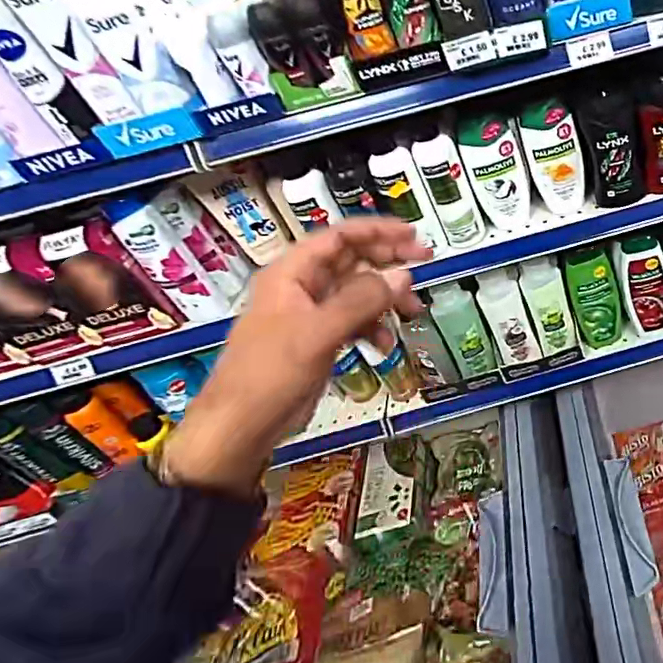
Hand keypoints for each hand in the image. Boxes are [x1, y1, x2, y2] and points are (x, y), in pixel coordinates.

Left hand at [160, 220, 430, 493]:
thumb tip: (402, 275)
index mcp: (292, 273)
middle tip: (424, 262)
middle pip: (353, 259)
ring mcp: (312, 313)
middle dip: (389, 261)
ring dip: (388, 297)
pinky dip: (375, 326)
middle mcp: (303, 287)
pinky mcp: (320, 338)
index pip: (340, 236)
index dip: (377, 231)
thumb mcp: (317, 333)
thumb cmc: (268, 375)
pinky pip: (355, 320)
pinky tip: (386, 343)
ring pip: (359, 290)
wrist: (238, 431)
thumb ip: (362, 301)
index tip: (412, 234)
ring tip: (413, 309)